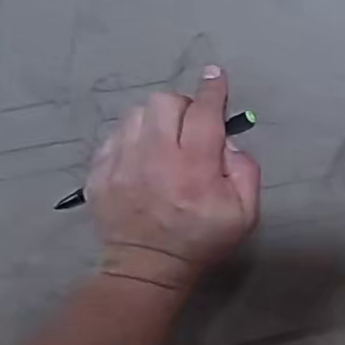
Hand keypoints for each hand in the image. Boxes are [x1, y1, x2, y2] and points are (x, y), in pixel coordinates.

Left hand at [85, 66, 261, 290]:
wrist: (146, 269)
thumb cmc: (202, 240)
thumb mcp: (245, 212)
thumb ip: (246, 169)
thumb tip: (228, 140)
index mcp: (195, 168)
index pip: (205, 113)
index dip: (212, 89)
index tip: (214, 74)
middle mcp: (156, 158)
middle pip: (165, 102)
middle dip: (183, 107)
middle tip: (189, 128)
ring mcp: (122, 164)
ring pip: (136, 113)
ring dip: (155, 120)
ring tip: (163, 141)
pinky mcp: (98, 173)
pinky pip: (114, 134)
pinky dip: (131, 137)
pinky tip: (141, 156)